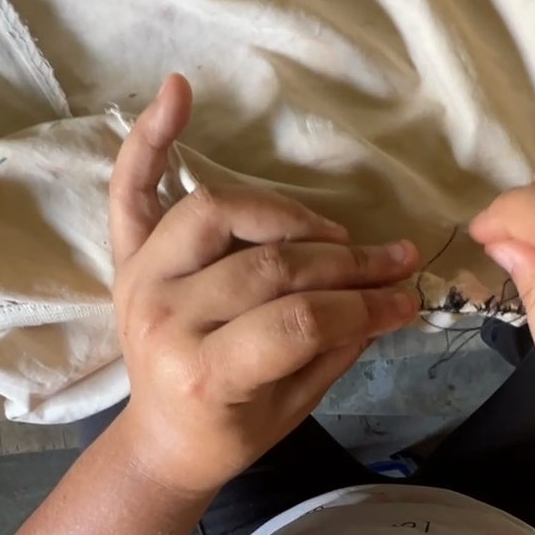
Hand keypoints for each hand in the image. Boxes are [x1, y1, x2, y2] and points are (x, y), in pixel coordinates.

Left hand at [105, 74, 422, 495]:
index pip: (299, 323)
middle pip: (270, 266)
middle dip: (345, 265)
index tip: (407, 300)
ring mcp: (141, 282)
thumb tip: (389, 299)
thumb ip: (335, 351)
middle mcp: (166, 320)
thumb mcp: (292, 409)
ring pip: (220, 212)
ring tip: (330, 235)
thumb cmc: (230, 435)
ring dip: (287, 215)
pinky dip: (151, 140)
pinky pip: (131, 189)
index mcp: (205, 374)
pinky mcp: (127, 261)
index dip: (363, 306)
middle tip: (391, 265)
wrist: (164, 442)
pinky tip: (179, 92)